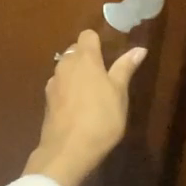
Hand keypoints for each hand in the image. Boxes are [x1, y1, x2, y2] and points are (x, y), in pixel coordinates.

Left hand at [24, 29, 147, 185]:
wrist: (68, 150)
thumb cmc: (100, 119)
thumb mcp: (119, 94)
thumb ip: (125, 68)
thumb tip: (139, 49)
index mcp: (85, 58)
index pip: (87, 35)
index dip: (98, 41)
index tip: (109, 54)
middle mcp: (65, 65)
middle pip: (75, 50)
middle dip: (87, 57)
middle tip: (105, 75)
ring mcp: (53, 82)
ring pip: (65, 68)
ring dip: (76, 73)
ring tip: (92, 92)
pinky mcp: (47, 100)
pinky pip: (59, 85)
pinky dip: (68, 89)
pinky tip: (77, 106)